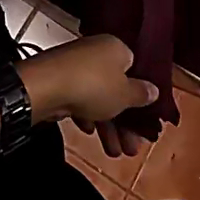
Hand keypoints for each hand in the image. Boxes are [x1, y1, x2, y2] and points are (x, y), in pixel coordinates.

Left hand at [16, 35, 157, 134]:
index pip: (135, 69)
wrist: (45, 86)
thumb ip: (141, 94)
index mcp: (116, 47)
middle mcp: (96, 52)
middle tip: (132, 146)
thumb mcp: (125, 94)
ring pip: (98, 97)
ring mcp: (75, 65)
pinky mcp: (59, 80)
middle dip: (125, 121)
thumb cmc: (93, 85)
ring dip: (108, 125)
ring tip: (115, 152)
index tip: (146, 119)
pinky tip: (89, 132)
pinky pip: (79, 99)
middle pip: (116, 88)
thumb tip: (154, 90)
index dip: (142, 95)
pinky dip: (86, 115)